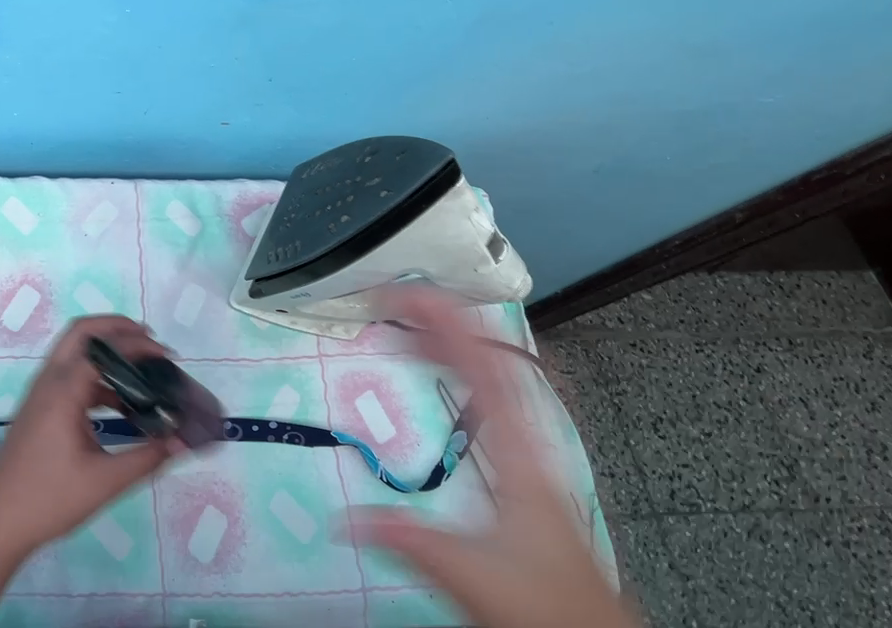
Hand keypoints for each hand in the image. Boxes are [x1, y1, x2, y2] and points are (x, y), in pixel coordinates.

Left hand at [0, 315, 180, 558]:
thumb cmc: (48, 499)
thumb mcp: (105, 482)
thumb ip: (148, 458)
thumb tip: (183, 442)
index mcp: (63, 390)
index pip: (104, 348)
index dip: (138, 345)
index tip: (169, 358)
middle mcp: (49, 380)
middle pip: (82, 332)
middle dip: (118, 329)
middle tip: (151, 343)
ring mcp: (40, 393)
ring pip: (75, 353)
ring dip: (108, 354)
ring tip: (144, 372)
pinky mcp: (39, 408)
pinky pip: (71, 377)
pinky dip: (98, 378)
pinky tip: (122, 405)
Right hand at [337, 289, 640, 627]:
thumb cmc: (544, 604)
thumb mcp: (474, 575)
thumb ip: (414, 541)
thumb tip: (348, 515)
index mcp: (519, 456)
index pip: (483, 371)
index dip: (448, 325)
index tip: (410, 295)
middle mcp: (529, 444)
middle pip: (493, 362)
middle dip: (450, 320)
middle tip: (404, 298)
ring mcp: (530, 455)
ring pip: (499, 378)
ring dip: (462, 342)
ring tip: (422, 319)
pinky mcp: (525, 472)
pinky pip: (498, 402)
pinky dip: (474, 372)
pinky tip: (461, 373)